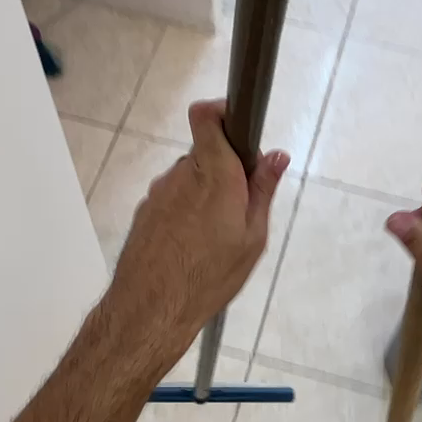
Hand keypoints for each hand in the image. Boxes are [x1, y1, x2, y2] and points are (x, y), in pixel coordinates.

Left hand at [105, 99, 289, 358]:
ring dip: (204, 195)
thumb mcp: (252, 238)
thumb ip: (262, 191)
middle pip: (205, 153)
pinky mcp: (145, 210)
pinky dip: (185, 212)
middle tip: (239, 208)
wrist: (152, 309)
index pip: (207, 115)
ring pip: (189, 179)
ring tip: (214, 237)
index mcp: (214, 173)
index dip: (222, 112)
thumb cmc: (210, 275)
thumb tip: (276, 156)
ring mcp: (159, 191)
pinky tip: (191, 246)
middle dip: (224, 170)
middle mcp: (182, 174)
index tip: (239, 129)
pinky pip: (172, 199)